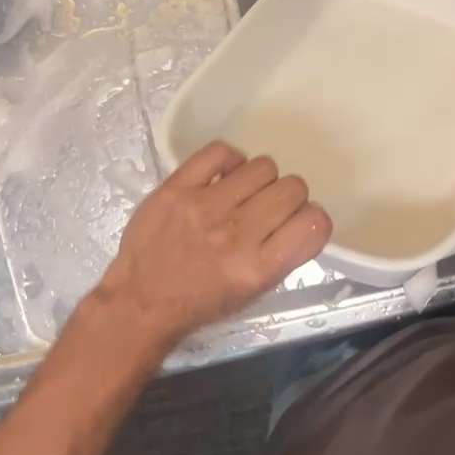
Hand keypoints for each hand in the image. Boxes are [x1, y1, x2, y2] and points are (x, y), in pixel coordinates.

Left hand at [90, 141, 331, 347]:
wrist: (140, 303)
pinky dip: (230, 160)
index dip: (312, 219)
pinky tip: (224, 178)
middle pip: (293, 189)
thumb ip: (284, 254)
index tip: (297, 224)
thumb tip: (302, 215)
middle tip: (266, 211)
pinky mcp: (176, 188)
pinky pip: (221, 151)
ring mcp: (203, 208)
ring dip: (260, 180)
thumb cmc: (202, 303)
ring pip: (264, 167)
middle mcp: (235, 236)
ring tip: (243, 195)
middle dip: (288, 198)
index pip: (314, 222)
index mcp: (258, 268)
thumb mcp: (254, 293)